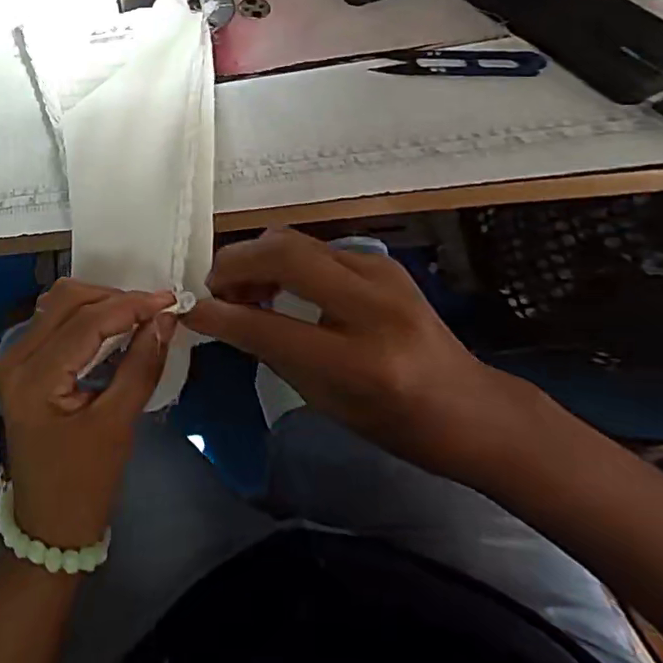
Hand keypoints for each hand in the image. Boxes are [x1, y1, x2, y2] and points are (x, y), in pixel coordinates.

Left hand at [0, 280, 175, 550]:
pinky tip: (113, 328)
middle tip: (156, 311)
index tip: (171, 300)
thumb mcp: (118, 424)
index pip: (87, 321)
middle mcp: (14, 357)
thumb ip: (140, 365)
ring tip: (139, 317)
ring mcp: (12, 359)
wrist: (48, 524)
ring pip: (59, 305)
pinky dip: (86, 316)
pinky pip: (54, 322)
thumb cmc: (84, 482)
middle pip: (67, 300)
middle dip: (115, 298)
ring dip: (100, 303)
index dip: (132, 305)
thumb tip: (164, 319)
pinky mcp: (20, 364)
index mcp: (34, 376)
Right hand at [184, 228, 537, 479]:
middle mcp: (375, 307)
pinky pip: (315, 248)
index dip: (222, 315)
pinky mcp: (383, 262)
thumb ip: (270, 350)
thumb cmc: (395, 421)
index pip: (271, 327)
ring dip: (257, 258)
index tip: (191, 309)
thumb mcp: (325, 398)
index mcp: (362, 361)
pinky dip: (283, 260)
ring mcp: (384, 275)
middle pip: (284, 254)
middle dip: (235, 263)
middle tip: (216, 288)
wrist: (470, 408)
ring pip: (296, 241)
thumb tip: (219, 316)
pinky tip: (279, 286)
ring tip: (244, 289)